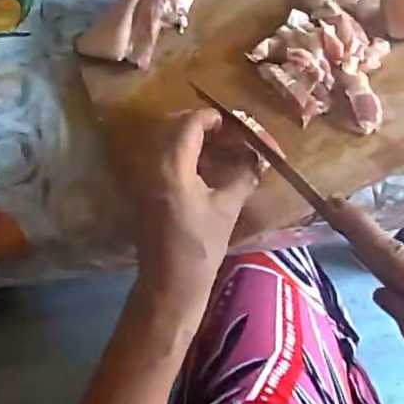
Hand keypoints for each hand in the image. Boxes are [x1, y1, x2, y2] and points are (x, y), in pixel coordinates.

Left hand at [134, 109, 261, 296]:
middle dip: (204, 125)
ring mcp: (145, 177)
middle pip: (174, 127)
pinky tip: (207, 167)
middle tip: (231, 134)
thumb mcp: (227, 209)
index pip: (189, 124)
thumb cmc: (200, 247)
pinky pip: (164, 158)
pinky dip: (185, 154)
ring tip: (223, 149)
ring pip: (168, 142)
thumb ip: (243, 176)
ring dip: (194, 139)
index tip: (235, 123)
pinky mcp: (146, 189)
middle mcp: (153, 165)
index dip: (213, 119)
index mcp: (172, 167)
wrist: (170, 284)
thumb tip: (258, 159)